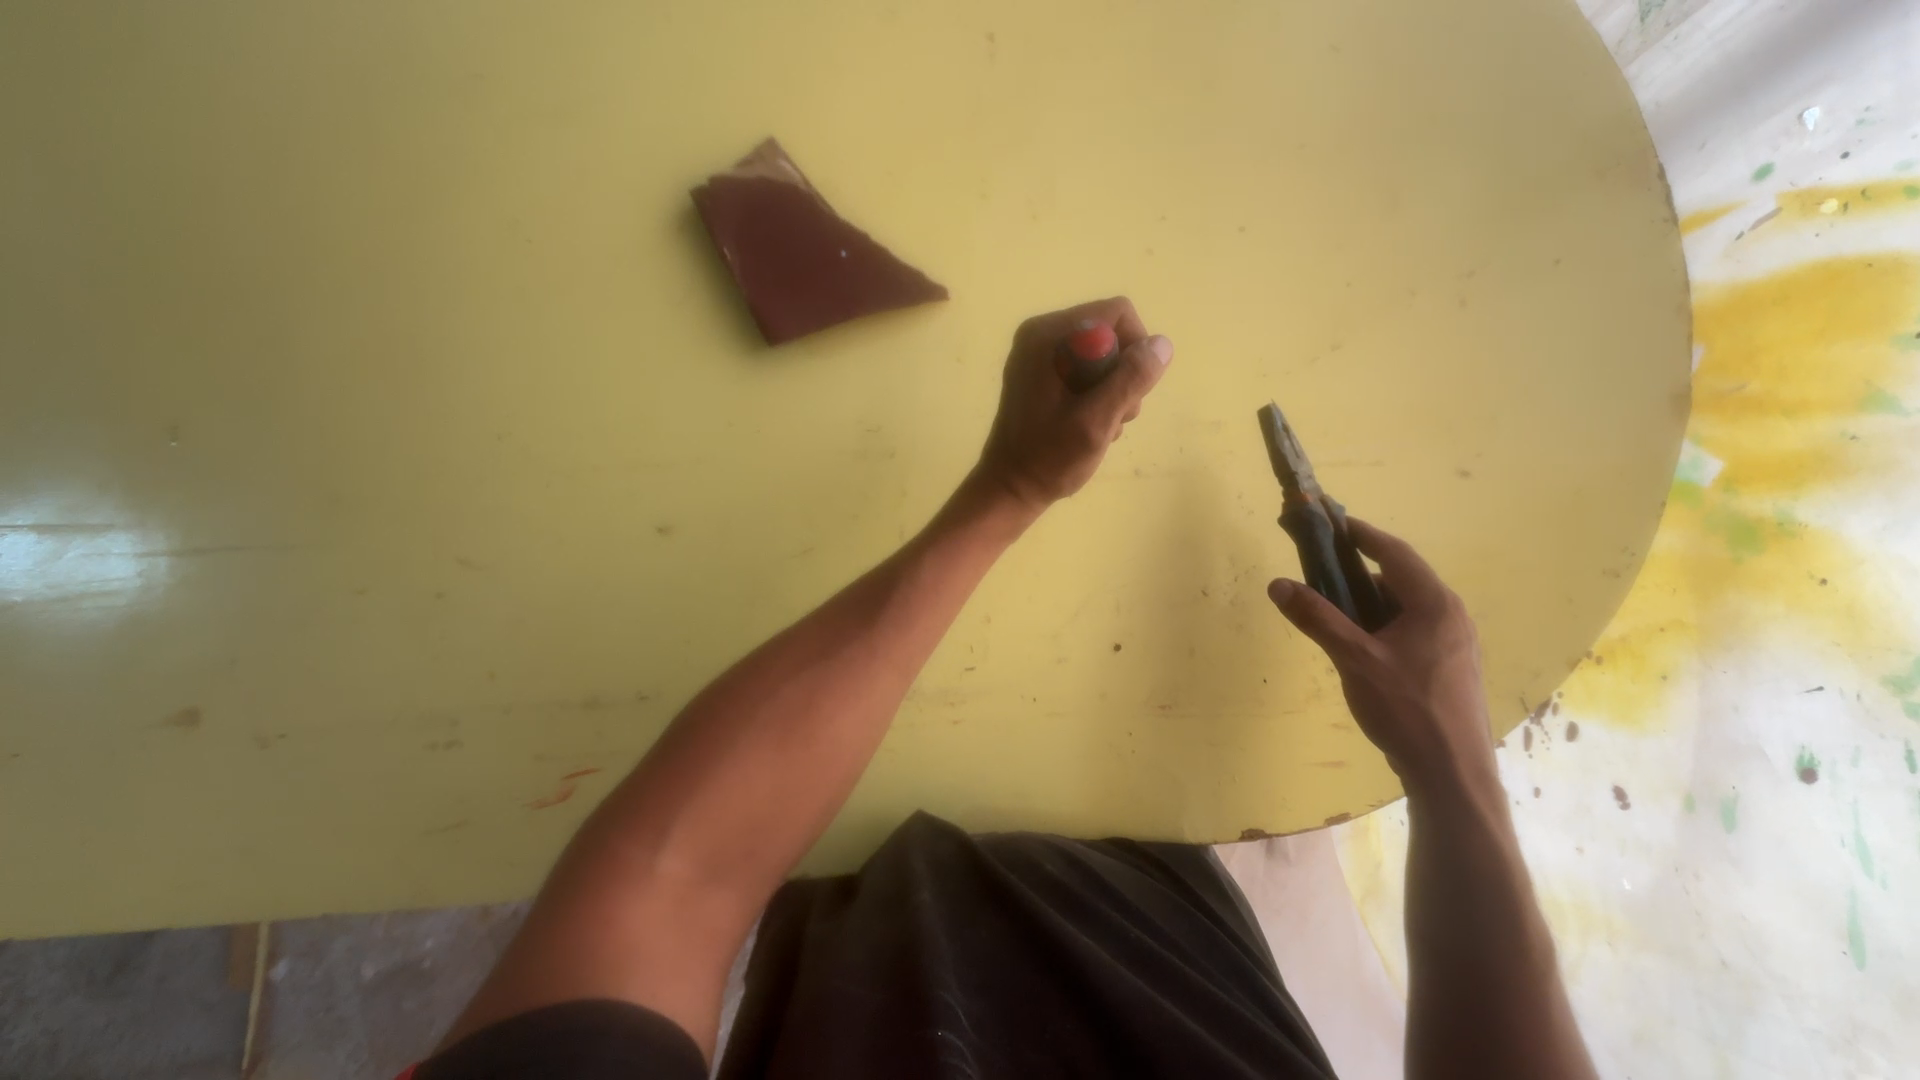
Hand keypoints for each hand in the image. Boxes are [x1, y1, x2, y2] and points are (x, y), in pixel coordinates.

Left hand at [972, 297, 1173, 511]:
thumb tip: (1162, 344)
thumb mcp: (1096, 421)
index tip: (1127, 391)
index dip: (1135, 350)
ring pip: (1105, 356)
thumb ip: (1130, 380)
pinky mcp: (1044, 374)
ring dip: (1114, 392)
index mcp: (1047, 334)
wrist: (1011, 487)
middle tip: (1111, 416)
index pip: (1117, 314)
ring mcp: (1041, 354)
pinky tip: (1087, 426)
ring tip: (1100, 426)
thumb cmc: (1049, 458)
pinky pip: (1089, 371)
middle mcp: (1042, 334)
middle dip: (1123, 376)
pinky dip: (1097, 396)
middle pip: (1113, 334)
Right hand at [1266, 519, 1495, 797]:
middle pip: (1401, 580)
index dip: (1362, 534)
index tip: (1332, 523)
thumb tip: (1278, 584)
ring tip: (1333, 613)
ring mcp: (1456, 644)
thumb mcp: (1353, 659)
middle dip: (1359, 573)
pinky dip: (1382, 626)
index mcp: (1436, 604)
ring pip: (1406, 608)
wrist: (1452, 773)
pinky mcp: (1451, 668)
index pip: (1395, 553)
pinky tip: (1360, 648)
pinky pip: (1412, 631)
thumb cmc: (1406, 708)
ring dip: (1370, 603)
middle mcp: (1452, 616)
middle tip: (1320, 572)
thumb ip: (1317, 618)